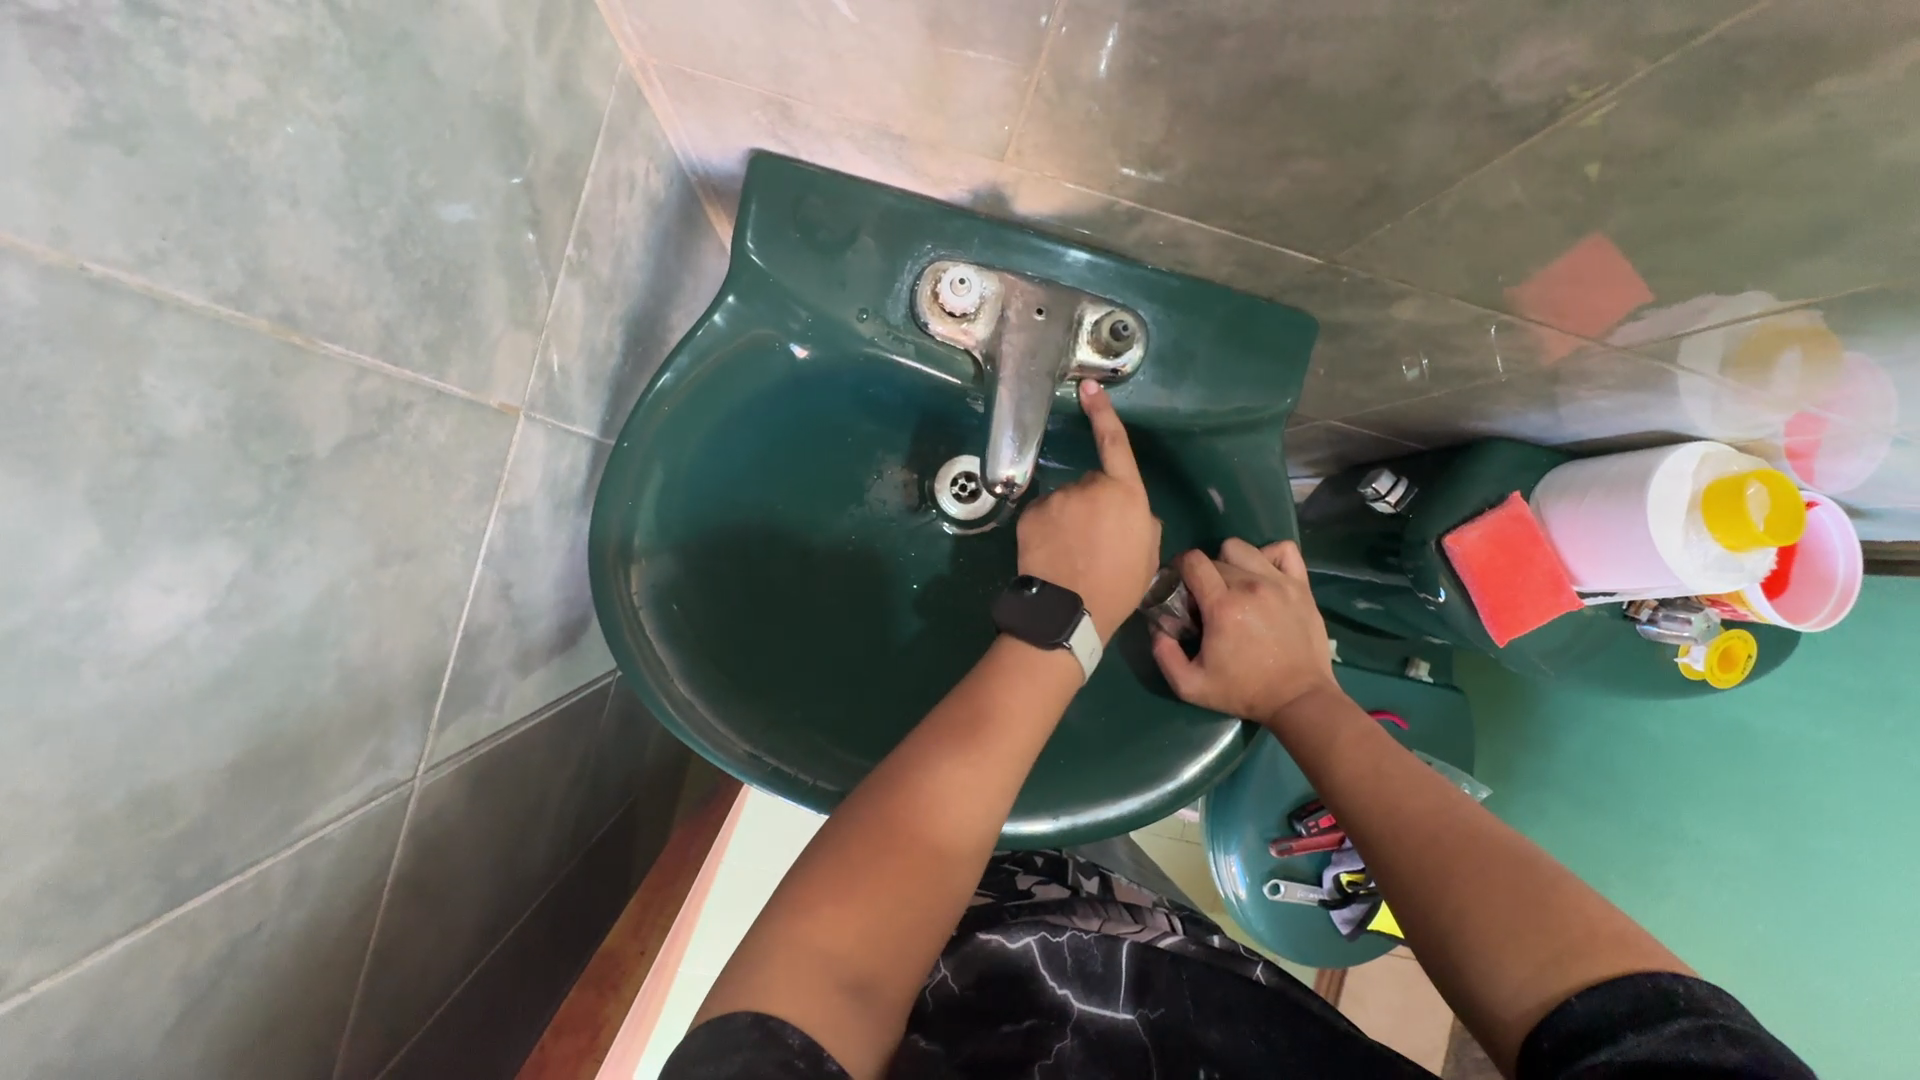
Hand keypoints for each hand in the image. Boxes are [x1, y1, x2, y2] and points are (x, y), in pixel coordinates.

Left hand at [1015, 381, 1160, 641]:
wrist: (1071, 612)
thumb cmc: (1119, 586)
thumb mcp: (1150, 553)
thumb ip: (1142, 520)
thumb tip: (1129, 510)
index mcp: (1126, 494)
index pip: (1115, 444)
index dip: (1104, 413)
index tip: (1090, 387)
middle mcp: (1090, 487)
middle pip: (1092, 485)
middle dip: (1093, 505)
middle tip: (1096, 543)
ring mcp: (1057, 499)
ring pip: (1065, 502)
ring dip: (1069, 519)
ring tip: (1073, 554)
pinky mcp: (1030, 513)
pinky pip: (1042, 515)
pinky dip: (1046, 530)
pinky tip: (1051, 554)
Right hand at [1150, 538, 1338, 724]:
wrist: (1299, 699)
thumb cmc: (1244, 692)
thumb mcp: (1190, 685)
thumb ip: (1164, 655)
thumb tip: (1158, 626)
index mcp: (1222, 606)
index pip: (1192, 561)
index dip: (1180, 568)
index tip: (1181, 586)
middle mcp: (1250, 585)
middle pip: (1215, 559)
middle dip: (1204, 575)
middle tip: (1208, 601)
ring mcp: (1279, 582)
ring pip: (1243, 549)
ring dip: (1232, 563)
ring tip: (1235, 587)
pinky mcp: (1302, 586)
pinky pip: (1283, 550)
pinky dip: (1268, 557)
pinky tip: (1263, 576)